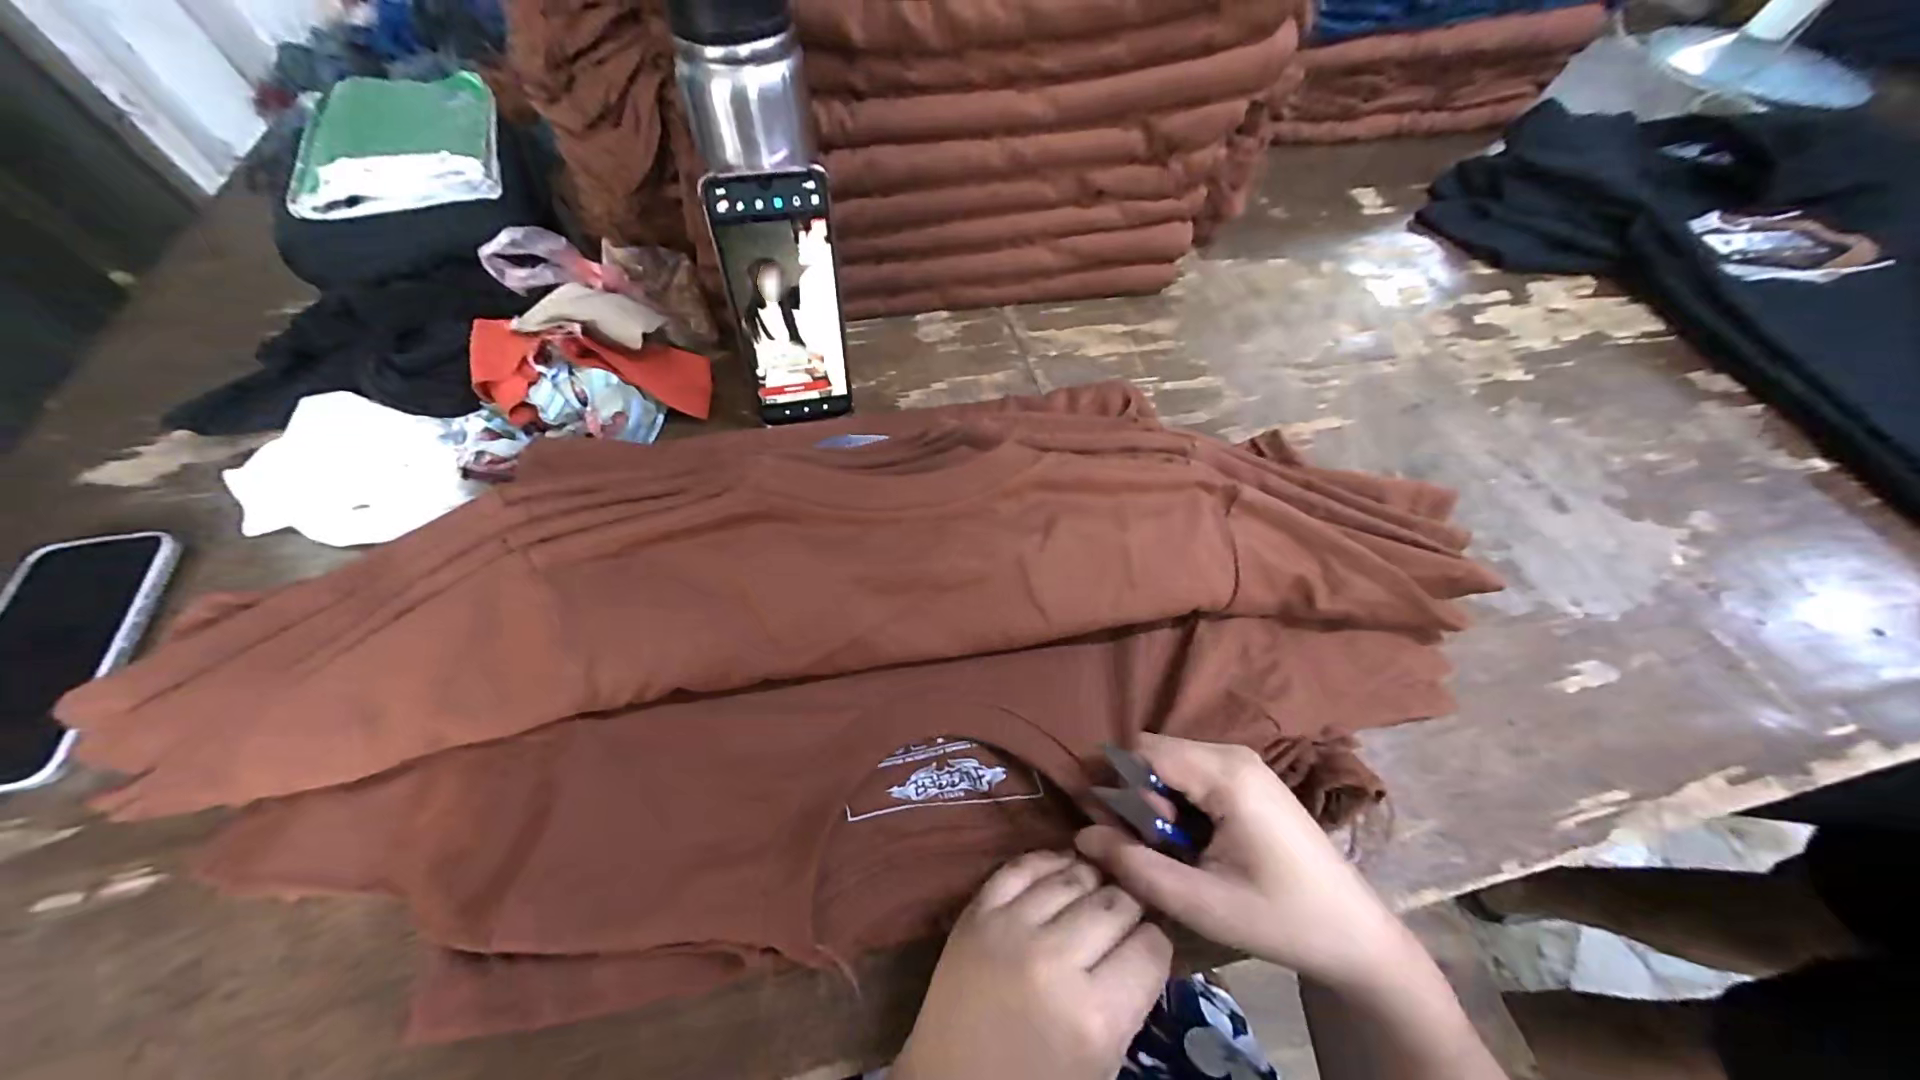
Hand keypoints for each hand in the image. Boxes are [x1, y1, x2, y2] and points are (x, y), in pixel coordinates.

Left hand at [892, 850, 1171, 1079]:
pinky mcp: (976, 912)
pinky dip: (1048, 862)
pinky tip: (1061, 869)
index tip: (1149, 943)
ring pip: (1073, 875)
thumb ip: (1128, 999)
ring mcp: (1011, 929)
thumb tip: (1146, 938)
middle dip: (1131, 906)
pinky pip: (1022, 867)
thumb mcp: (1102, 1059)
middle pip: (1116, 903)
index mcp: (1095, 1016)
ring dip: (1094, 879)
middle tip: (1128, 914)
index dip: (1156, 941)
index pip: (1150, 947)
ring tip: (1098, 889)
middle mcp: (1055, 961)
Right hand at [1076, 733, 1416, 993]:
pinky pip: (1190, 772)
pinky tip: (1192, 842)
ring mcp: (1243, 763)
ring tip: (1174, 849)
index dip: (1118, 785)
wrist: (1354, 934)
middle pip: (1154, 752)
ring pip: (1169, 762)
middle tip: (1151, 846)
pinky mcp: (1247, 777)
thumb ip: (1135, 866)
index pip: (1143, 751)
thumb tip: (1081, 835)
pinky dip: (1177, 801)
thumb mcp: (1201, 903)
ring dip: (1156, 800)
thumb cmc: (1280, 919)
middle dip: (1137, 795)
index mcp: (1226, 774)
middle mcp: (1233, 754)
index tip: (1120, 832)